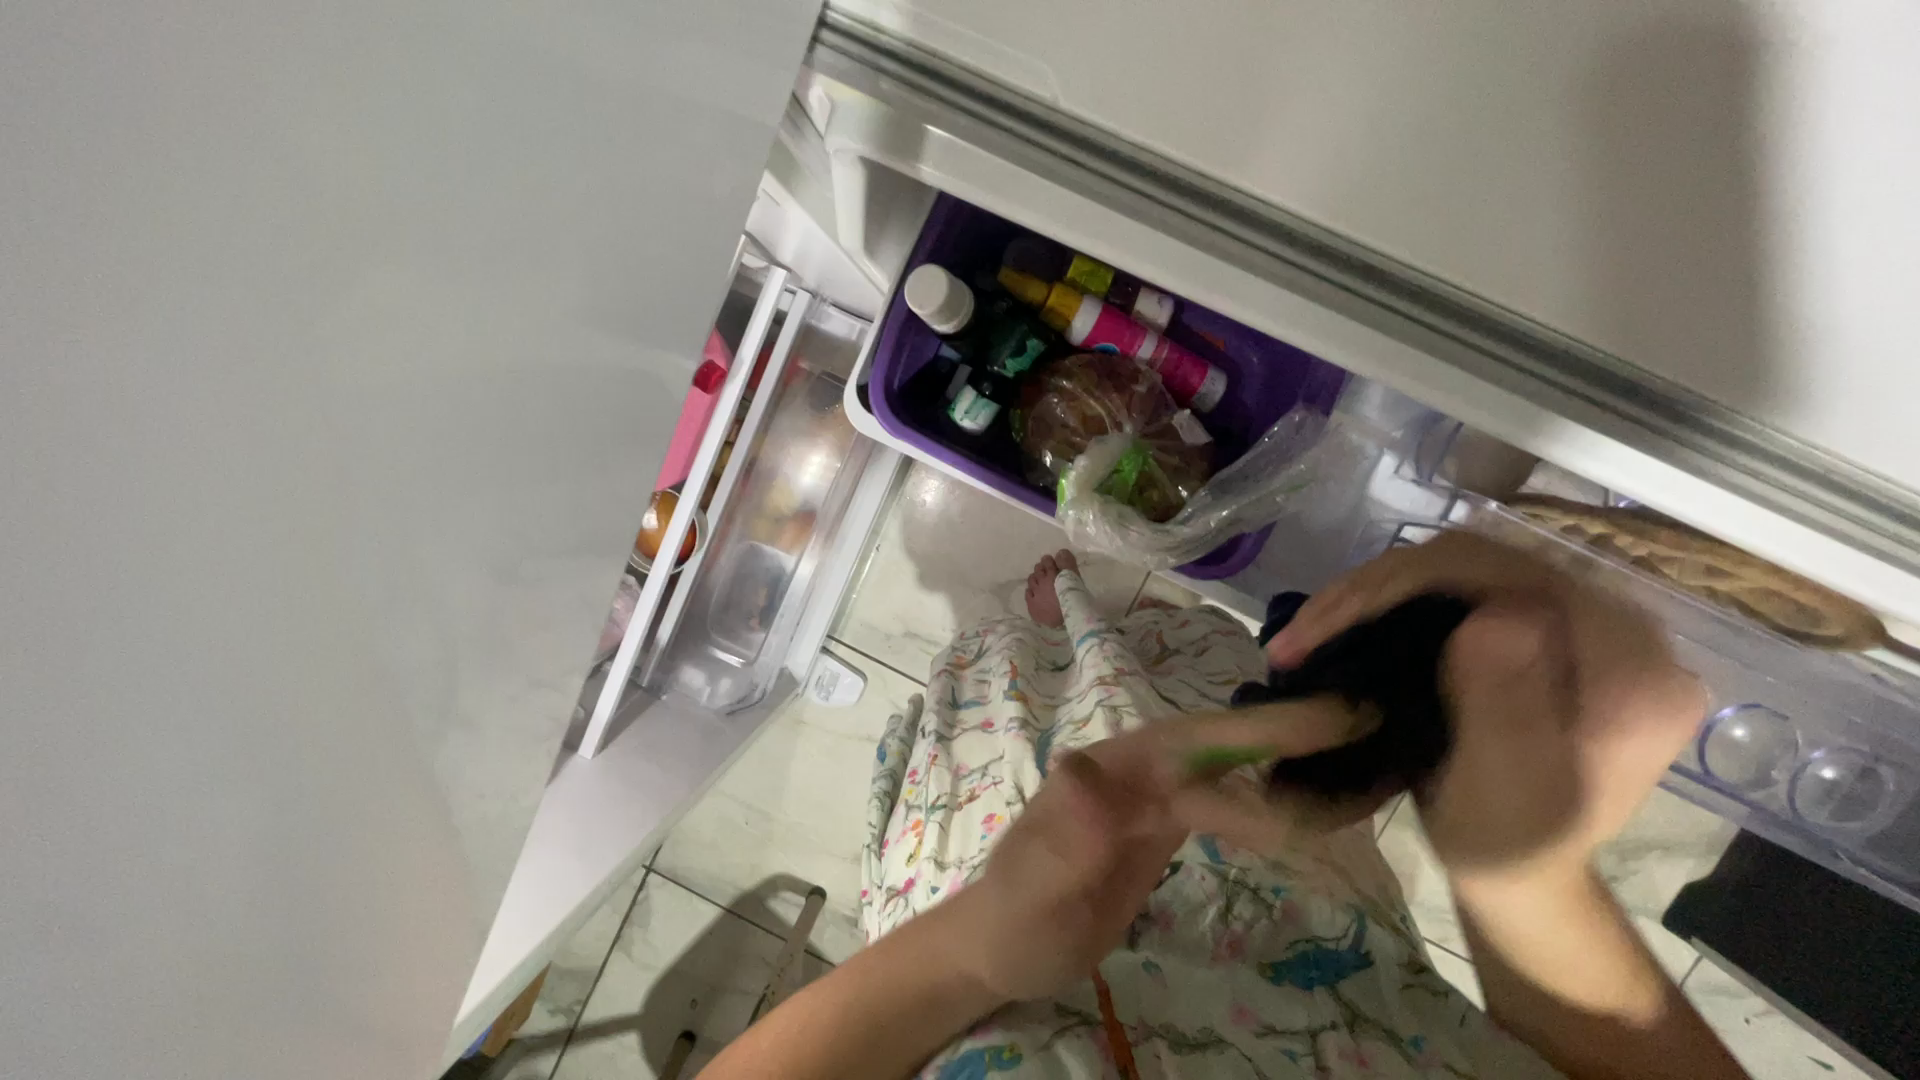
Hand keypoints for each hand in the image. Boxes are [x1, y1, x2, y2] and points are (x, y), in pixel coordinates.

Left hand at [945, 703, 1372, 1001]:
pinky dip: (1260, 798)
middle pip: (1207, 741)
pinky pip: (1217, 801)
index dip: (1246, 738)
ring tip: (1348, 753)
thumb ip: (1065, 833)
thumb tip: (1089, 769)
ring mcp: (1144, 798)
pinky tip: (1301, 802)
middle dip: (1274, 728)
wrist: (1005, 947)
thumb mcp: (1034, 884)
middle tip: (1353, 717)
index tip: (1315, 735)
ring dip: (1276, 756)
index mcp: (1101, 772)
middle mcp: (1127, 772)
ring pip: (1217, 764)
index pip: (1182, 746)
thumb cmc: (1016, 917)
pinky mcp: (1157, 827)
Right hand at [1268, 532, 1705, 891]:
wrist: (1520, 870)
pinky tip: (1346, 624)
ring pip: (1458, 565)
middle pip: (1479, 560)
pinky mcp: (1536, 626)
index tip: (1320, 628)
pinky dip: (1389, 599)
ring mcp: (1574, 622)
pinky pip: (1454, 585)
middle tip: (1300, 633)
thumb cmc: (1510, 844)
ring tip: (1309, 631)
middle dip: (1375, 587)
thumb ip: (1510, 706)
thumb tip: (1492, 613)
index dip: (1404, 583)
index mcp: (1627, 667)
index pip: (1504, 576)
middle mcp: (1615, 628)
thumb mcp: (1505, 791)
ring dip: (1373, 591)